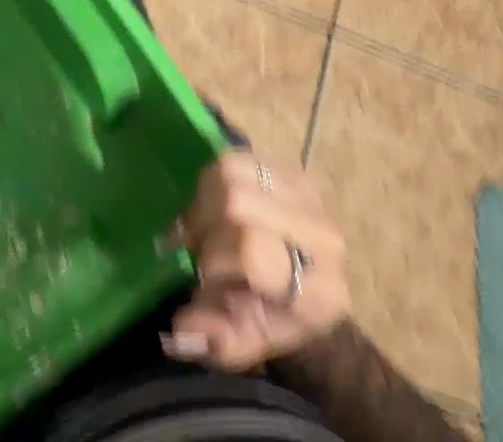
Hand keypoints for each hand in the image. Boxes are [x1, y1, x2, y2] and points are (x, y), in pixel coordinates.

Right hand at [163, 153, 350, 371]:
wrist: (309, 292)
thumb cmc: (272, 320)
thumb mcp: (243, 344)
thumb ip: (213, 340)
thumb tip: (179, 330)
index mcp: (318, 288)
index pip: (252, 251)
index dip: (213, 260)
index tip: (202, 274)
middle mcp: (323, 237)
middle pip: (237, 202)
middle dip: (203, 223)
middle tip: (195, 243)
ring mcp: (310, 198)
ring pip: (234, 170)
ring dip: (206, 195)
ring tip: (206, 220)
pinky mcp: (294, 172)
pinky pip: (241, 157)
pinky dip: (218, 178)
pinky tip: (218, 202)